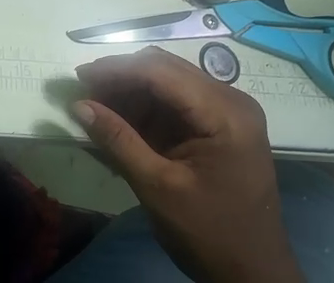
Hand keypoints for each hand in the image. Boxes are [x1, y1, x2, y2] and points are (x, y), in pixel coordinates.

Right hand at [72, 47, 302, 282]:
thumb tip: (78, 105)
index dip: (116, 69)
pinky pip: (176, 101)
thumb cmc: (210, 234)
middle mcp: (231, 101)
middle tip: (86, 93)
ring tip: (99, 110)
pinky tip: (123, 123)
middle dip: (122, 78)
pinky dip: (147, 108)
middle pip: (165, 69)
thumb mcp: (158, 189)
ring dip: (131, 92)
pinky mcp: (221, 124)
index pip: (161, 72)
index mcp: (225, 113)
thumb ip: (118, 142)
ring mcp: (228, 112)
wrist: (255, 275)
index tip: (80, 77)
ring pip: (167, 81)